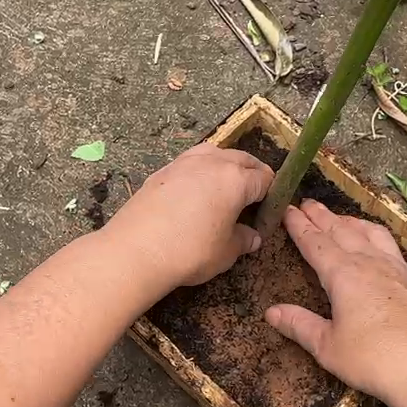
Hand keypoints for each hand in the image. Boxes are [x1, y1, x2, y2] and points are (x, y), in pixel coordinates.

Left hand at [102, 143, 273, 289]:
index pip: (264, 179)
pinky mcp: (162, 171)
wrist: (135, 251)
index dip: (271, 195)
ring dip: (226, 165)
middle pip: (242, 159)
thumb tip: (252, 237)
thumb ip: (243, 240)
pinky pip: (190, 162)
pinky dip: (201, 170)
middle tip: (253, 198)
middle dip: (252, 174)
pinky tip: (196, 191)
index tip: (268, 211)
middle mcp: (212, 163)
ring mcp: (184, 163)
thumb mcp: (225, 253)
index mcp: (235, 179)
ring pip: (214, 153)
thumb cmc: (189, 251)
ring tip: (225, 187)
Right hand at [262, 200, 406, 404]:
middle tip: (307, 203)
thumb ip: (300, 326)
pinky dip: (377, 237)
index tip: (288, 209)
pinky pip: (391, 247)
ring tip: (341, 218)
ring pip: (370, 233)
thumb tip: (272, 313)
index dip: (299, 226)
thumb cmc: (374, 360)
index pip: (316, 243)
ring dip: (351, 222)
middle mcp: (370, 263)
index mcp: (343, 275)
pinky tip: (379, 246)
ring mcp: (397, 269)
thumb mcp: (328, 348)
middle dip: (322, 217)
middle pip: (342, 231)